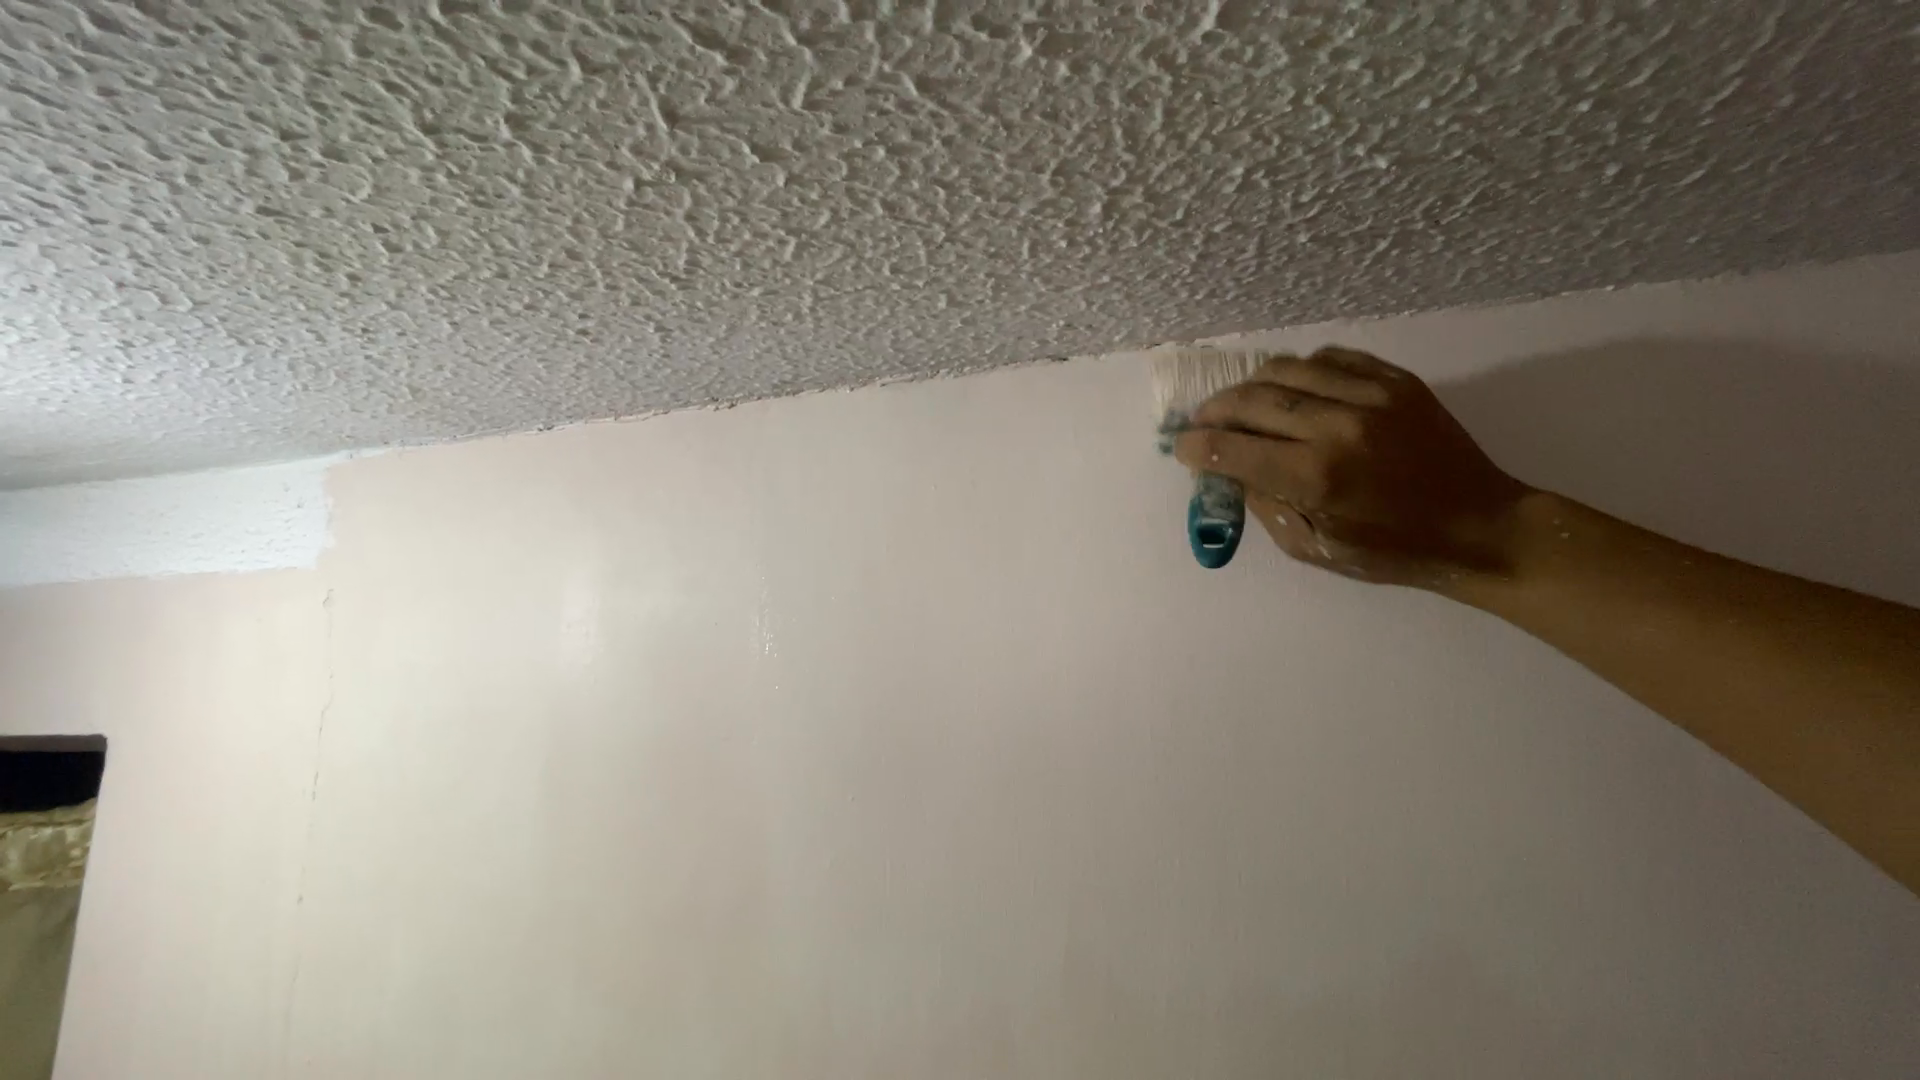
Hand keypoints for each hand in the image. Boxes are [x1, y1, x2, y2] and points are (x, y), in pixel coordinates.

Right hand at [1172, 347, 1532, 590]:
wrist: (1480, 526)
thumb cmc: (1391, 551)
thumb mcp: (1313, 548)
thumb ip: (1265, 506)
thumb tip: (1233, 470)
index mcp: (1316, 478)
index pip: (1231, 448)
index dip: (1195, 446)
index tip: (1182, 448)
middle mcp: (1337, 427)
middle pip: (1250, 400)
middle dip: (1213, 411)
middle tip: (1202, 423)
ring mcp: (1370, 396)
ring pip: (1285, 369)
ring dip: (1250, 385)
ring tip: (1241, 402)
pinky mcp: (1396, 380)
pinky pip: (1329, 358)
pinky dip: (1299, 369)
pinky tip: (1293, 388)